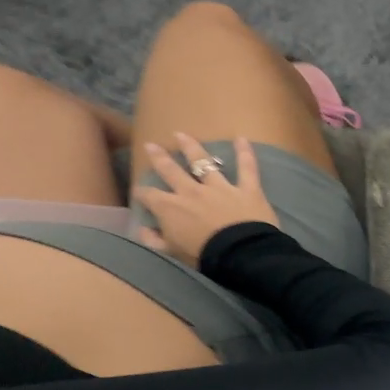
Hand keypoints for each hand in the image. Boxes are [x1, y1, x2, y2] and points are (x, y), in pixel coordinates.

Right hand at [135, 134, 278, 263]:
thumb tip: (143, 230)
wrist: (242, 253)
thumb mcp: (172, 252)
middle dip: (159, 158)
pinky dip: (246, 153)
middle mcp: (191, 192)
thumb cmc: (205, 254)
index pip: (149, 195)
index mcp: (170, 207)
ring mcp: (220, 188)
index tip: (141, 192)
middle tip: (151, 146)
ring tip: (182, 135)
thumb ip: (154, 240)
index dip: (143, 193)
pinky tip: (242, 138)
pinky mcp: (248, 189)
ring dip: (192, 147)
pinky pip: (248, 168)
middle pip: (171, 170)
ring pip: (203, 162)